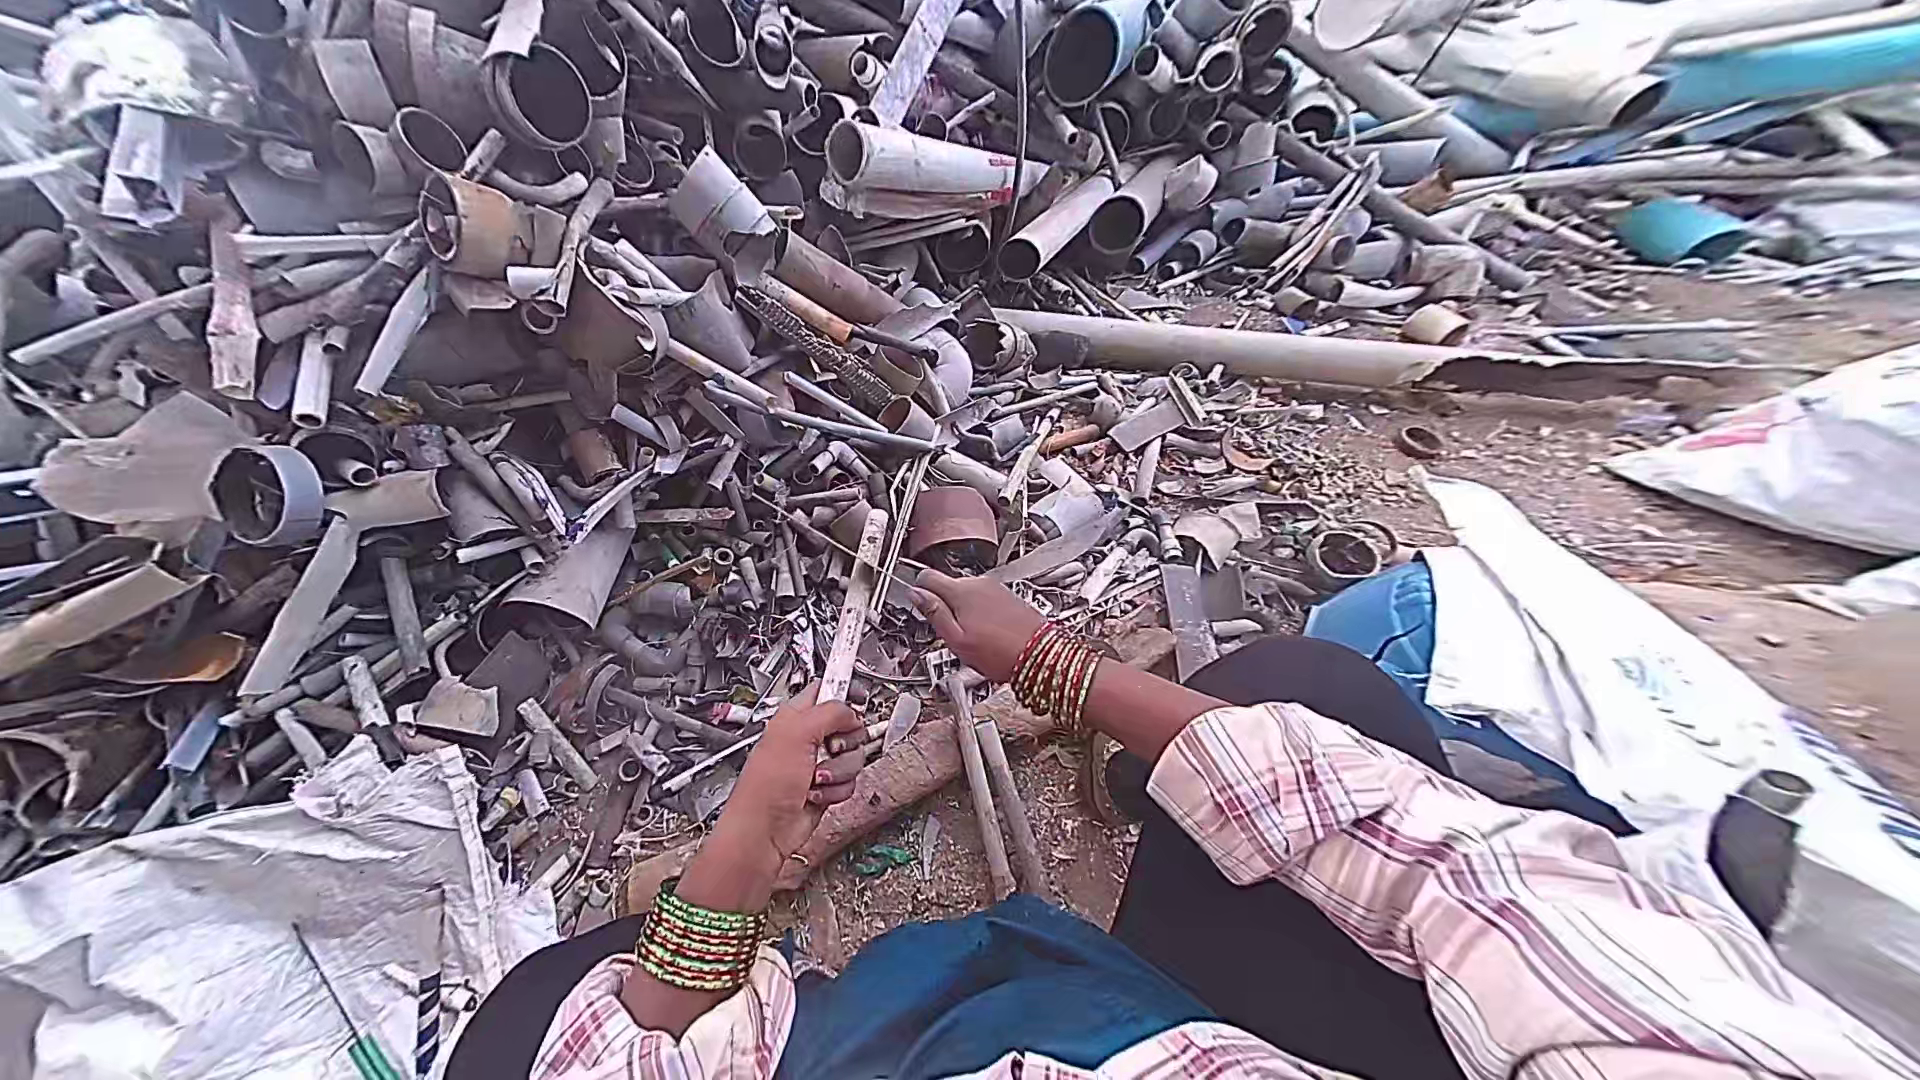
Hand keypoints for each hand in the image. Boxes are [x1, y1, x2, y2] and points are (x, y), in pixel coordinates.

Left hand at [690, 684, 866, 899]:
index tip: (860, 697)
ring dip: (839, 770)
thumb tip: (852, 711)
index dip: (846, 691)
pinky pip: (850, 780)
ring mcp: (819, 762)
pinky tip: (817, 793)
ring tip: (816, 777)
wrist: (763, 833)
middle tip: (830, 748)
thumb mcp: (797, 734)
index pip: (828, 690)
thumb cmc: (765, 787)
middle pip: (850, 725)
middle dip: (847, 741)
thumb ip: (830, 713)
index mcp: (796, 716)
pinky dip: (837, 789)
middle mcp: (809, 737)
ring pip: (854, 755)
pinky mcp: (827, 785)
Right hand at [910, 569, 1046, 682]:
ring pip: (966, 593)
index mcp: (961, 592)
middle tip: (951, 633)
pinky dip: (979, 612)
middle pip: (947, 586)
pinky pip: (983, 599)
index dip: (919, 591)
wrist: (1041, 655)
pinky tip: (987, 633)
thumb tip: (915, 593)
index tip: (921, 606)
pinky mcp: (1007, 596)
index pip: (927, 576)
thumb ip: (934, 613)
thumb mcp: (956, 639)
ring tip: (973, 637)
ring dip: (963, 610)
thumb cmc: (1000, 653)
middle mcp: (978, 583)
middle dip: (944, 606)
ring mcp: (994, 588)